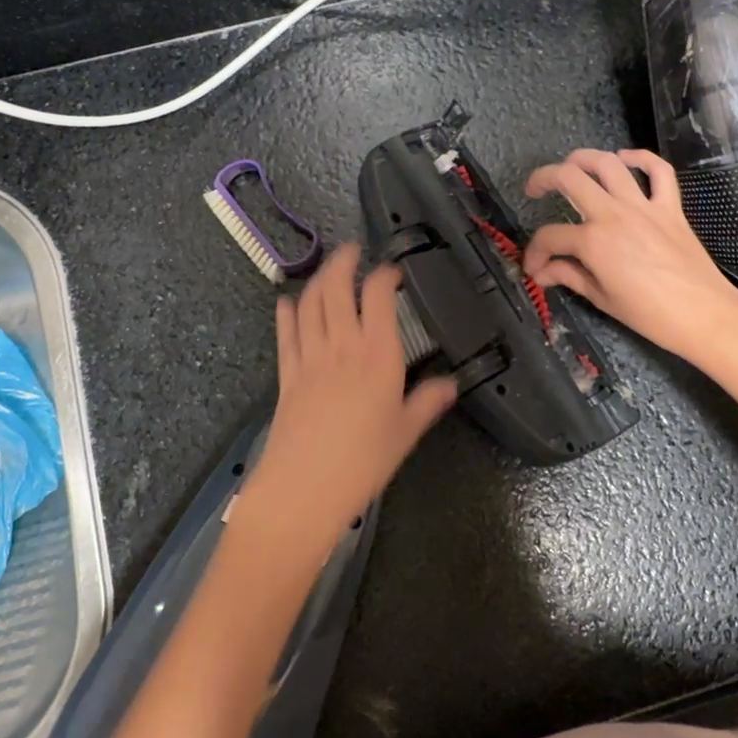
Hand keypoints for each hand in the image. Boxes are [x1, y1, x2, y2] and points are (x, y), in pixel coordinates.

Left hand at [240, 245, 455, 548]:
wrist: (304, 487)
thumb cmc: (363, 461)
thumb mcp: (405, 432)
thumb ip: (428, 402)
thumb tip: (451, 384)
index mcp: (378, 355)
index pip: (378, 297)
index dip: (384, 275)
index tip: (392, 271)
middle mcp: (342, 346)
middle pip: (336, 289)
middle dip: (343, 263)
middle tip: (352, 250)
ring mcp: (310, 358)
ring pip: (309, 304)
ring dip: (317, 280)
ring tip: (326, 269)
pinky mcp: (287, 374)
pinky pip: (286, 334)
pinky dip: (286, 313)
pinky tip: (287, 301)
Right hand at [523, 148, 737, 363]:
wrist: (704, 314)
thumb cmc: (650, 314)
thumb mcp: (602, 299)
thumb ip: (569, 277)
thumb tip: (543, 272)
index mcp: (593, 242)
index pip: (550, 237)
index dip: (535, 251)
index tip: (534, 267)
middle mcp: (614, 215)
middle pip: (569, 179)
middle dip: (543, 178)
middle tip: (534, 189)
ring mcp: (644, 207)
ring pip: (608, 164)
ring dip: (583, 158)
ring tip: (570, 164)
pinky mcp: (670, 207)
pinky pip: (658, 171)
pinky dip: (641, 158)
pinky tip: (625, 158)